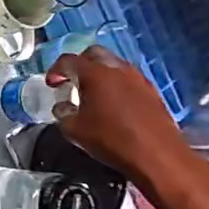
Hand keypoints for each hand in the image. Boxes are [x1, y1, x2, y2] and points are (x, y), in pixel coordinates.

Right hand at [46, 46, 195, 184]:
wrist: (157, 155)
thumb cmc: (110, 139)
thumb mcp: (73, 130)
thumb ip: (62, 113)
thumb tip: (63, 106)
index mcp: (95, 74)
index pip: (69, 60)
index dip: (56, 70)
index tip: (52, 84)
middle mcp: (118, 69)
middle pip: (94, 54)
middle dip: (79, 65)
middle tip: (71, 82)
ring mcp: (138, 79)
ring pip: (114, 65)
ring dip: (100, 74)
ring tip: (92, 93)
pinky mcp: (152, 91)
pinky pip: (128, 79)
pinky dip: (116, 84)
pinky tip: (112, 104)